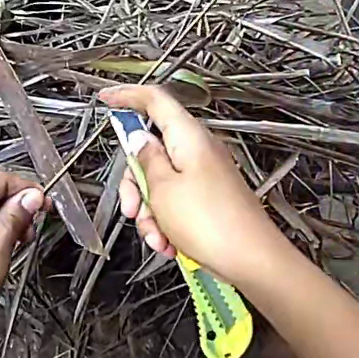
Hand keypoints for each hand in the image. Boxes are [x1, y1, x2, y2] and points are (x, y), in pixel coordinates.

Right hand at [99, 83, 292, 288]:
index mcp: (188, 137)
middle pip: (150, 152)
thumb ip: (146, 160)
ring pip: (159, 184)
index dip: (127, 97)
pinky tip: (170, 242)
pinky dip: (166, 223)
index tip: (108, 99)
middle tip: (134, 207)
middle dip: (135, 184)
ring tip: (157, 234)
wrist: (251, 260)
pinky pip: (175, 204)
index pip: (154, 100)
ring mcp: (205, 176)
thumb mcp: (163, 190)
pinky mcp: (208, 200)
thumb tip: (136, 140)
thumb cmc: (215, 225)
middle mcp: (199, 151)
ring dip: (150, 212)